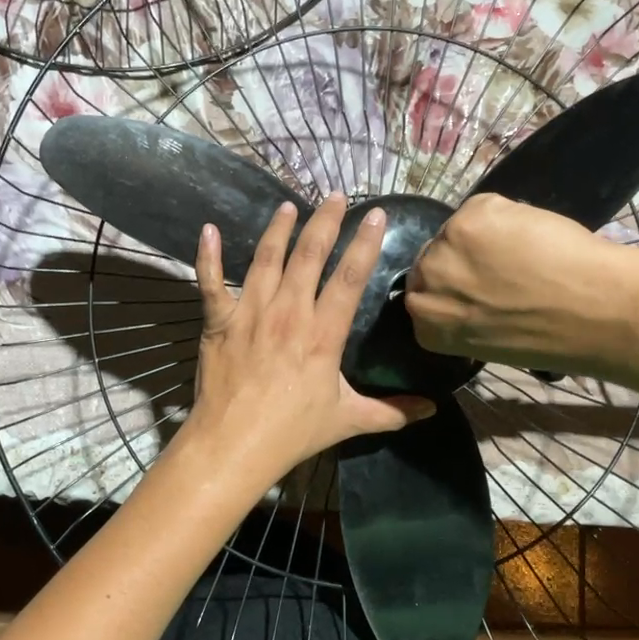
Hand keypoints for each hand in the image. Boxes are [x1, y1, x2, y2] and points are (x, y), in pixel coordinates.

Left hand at [183, 195, 435, 486]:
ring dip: (278, 230)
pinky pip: (211, 283)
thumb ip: (391, 411)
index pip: (349, 278)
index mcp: (323, 334)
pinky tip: (208, 230)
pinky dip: (207, 256)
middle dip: (324, 222)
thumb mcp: (348, 420)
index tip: (376, 215)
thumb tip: (431, 409)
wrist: (234, 444)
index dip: (364, 243)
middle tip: (335, 196)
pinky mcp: (218, 322)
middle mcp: (288, 313)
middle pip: (308, 256)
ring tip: (289, 206)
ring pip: (265, 260)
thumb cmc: (293, 431)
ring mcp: (250, 314)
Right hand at [404, 194, 638, 375]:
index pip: (422, 294)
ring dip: (483, 237)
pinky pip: (486, 207)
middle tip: (499, 269)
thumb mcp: (484, 341)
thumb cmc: (550, 339)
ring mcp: (444, 246)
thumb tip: (466, 288)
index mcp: (424, 323)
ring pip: (458, 231)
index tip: (477, 291)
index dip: (452, 288)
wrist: (597, 312)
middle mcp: (423, 283)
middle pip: (432, 259)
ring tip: (520, 252)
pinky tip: (533, 236)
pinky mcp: (470, 216)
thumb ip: (460, 315)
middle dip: (460, 261)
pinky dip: (509, 216)